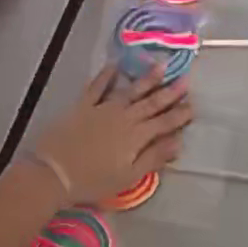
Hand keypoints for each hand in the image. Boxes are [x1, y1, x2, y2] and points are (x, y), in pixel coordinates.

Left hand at [32, 67, 192, 202]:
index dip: (180, 115)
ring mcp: (102, 108)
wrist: (54, 172)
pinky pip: (98, 86)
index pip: (164, 123)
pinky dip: (107, 75)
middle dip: (169, 93)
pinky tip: (116, 66)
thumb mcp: (128, 176)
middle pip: (151, 104)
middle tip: (185, 82)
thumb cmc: (94, 181)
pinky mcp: (83, 106)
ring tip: (162, 67)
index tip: (193, 107)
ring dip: (147, 79)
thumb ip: (153, 157)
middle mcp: (124, 117)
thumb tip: (177, 142)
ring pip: (130, 91)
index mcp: (137, 136)